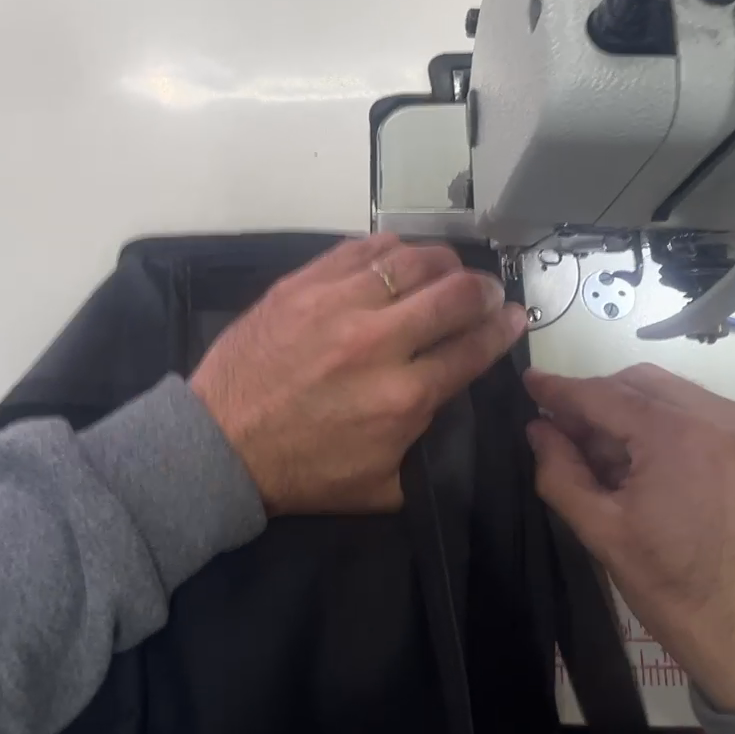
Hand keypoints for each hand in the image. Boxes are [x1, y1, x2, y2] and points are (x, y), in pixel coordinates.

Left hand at [192, 233, 526, 515]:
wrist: (220, 444)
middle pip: (453, 294)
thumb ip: (425, 443)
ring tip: (447, 269)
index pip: (472, 348)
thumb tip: (447, 398)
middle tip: (485, 291)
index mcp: (403, 397)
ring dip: (442, 262)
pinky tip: (399, 256)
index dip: (503, 328)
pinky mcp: (303, 284)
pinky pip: (361, 249)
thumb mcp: (381, 485)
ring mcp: (337, 305)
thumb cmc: (300, 472)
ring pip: (411, 260)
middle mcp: (378, 342)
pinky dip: (391, 248)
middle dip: (482, 289)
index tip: (514, 315)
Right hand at [524, 364, 734, 712]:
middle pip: (641, 383)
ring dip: (635, 411)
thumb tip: (538, 430)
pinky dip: (673, 425)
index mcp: (679, 435)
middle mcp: (723, 417)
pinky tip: (656, 466)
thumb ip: (561, 472)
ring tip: (611, 458)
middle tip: (565, 433)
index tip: (529, 383)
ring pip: (677, 395)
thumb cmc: (682, 594)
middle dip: (598, 399)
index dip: (560, 389)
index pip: (604, 394)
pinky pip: (709, 415)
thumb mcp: (605, 534)